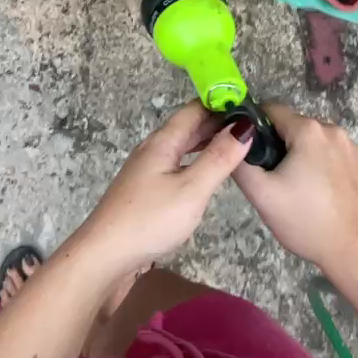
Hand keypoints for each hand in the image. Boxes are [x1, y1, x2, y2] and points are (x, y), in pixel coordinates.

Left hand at [71, 100, 252, 273]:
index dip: (219, 104)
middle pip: (187, 127)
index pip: (193, 110)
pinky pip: (176, 165)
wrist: (107, 253)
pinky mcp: (146, 190)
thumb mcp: (191, 189)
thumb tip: (243, 126)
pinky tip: (205, 173)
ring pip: (181, 147)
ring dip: (206, 142)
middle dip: (216, 122)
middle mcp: (153, 149)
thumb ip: (218, 158)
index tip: (249, 104)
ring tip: (235, 145)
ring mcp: (146, 170)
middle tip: (251, 126)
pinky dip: (195, 161)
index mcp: (162, 142)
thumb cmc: (151, 219)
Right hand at [231, 105, 357, 279]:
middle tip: (274, 178)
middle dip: (279, 144)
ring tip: (298, 189)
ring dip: (302, 155)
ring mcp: (354, 149)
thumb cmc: (307, 222)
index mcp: (308, 130)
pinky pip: (334, 155)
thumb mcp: (261, 195)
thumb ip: (239, 162)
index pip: (270, 110)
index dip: (255, 128)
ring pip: (314, 141)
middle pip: (293, 126)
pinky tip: (321, 194)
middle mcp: (334, 130)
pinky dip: (323, 166)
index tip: (251, 153)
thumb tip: (232, 140)